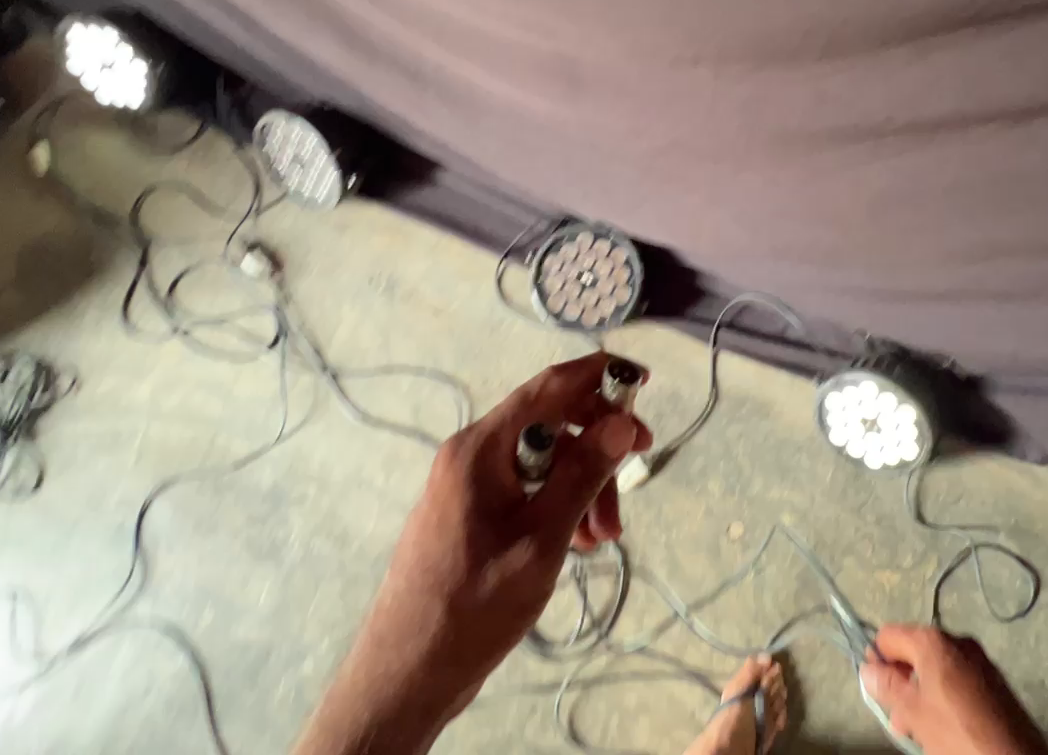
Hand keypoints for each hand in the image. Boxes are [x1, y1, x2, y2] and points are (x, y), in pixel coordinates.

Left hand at [293, 353, 652, 754]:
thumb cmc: (473, 606)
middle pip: (552, 422)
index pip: (550, 386)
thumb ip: (582, 475)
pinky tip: (576, 543)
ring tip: (602, 538)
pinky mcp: (471, 509)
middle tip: (637, 471)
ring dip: (583, 485)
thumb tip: (622, 422)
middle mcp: (473, 451)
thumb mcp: (542, 540)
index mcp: (483, 447)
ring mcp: (469, 481)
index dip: (599, 374)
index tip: (643, 382)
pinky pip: (527, 486)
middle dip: (598, 448)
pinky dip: (559, 503)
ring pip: (544, 459)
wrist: (404, 674)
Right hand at [860, 624, 1047, 754]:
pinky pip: (957, 679)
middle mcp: (956, 640)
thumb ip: (887, 686)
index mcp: (932, 640)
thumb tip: (867, 668)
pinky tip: (944, 726)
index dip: (877, 659)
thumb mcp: (913, 712)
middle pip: (914, 652)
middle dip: (901, 682)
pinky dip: (944, 696)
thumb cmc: (956, 732)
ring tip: (919, 729)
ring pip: (936, 669)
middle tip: (898, 718)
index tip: (877, 689)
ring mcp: (978, 659)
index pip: (888, 635)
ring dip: (921, 693)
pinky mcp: (994, 680)